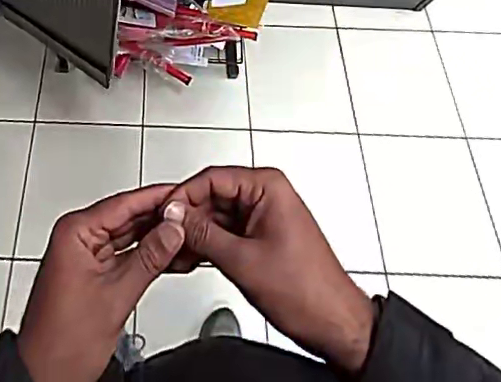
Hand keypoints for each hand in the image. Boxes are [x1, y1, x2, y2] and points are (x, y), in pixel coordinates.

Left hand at [17, 183, 186, 381]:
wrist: (42, 380)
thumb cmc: (60, 344)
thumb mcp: (115, 297)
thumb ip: (149, 258)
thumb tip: (172, 229)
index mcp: (75, 232)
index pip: (124, 204)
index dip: (156, 197)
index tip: (181, 193)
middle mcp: (77, 237)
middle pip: (127, 217)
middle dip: (159, 218)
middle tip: (189, 216)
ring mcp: (84, 254)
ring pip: (128, 235)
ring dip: (155, 237)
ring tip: (184, 235)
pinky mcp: (91, 270)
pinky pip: (123, 253)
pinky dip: (145, 255)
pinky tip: (167, 255)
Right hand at [168, 166, 376, 372]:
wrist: (335, 324)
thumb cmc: (309, 291)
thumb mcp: (244, 260)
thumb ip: (205, 234)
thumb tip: (177, 215)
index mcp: (268, 186)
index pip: (213, 177)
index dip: (184, 195)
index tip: (165, 213)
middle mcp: (266, 194)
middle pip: (213, 194)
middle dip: (188, 217)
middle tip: (166, 235)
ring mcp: (264, 214)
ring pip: (217, 214)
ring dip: (196, 233)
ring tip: (175, 251)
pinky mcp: (261, 234)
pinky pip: (227, 231)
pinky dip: (209, 244)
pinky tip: (191, 258)